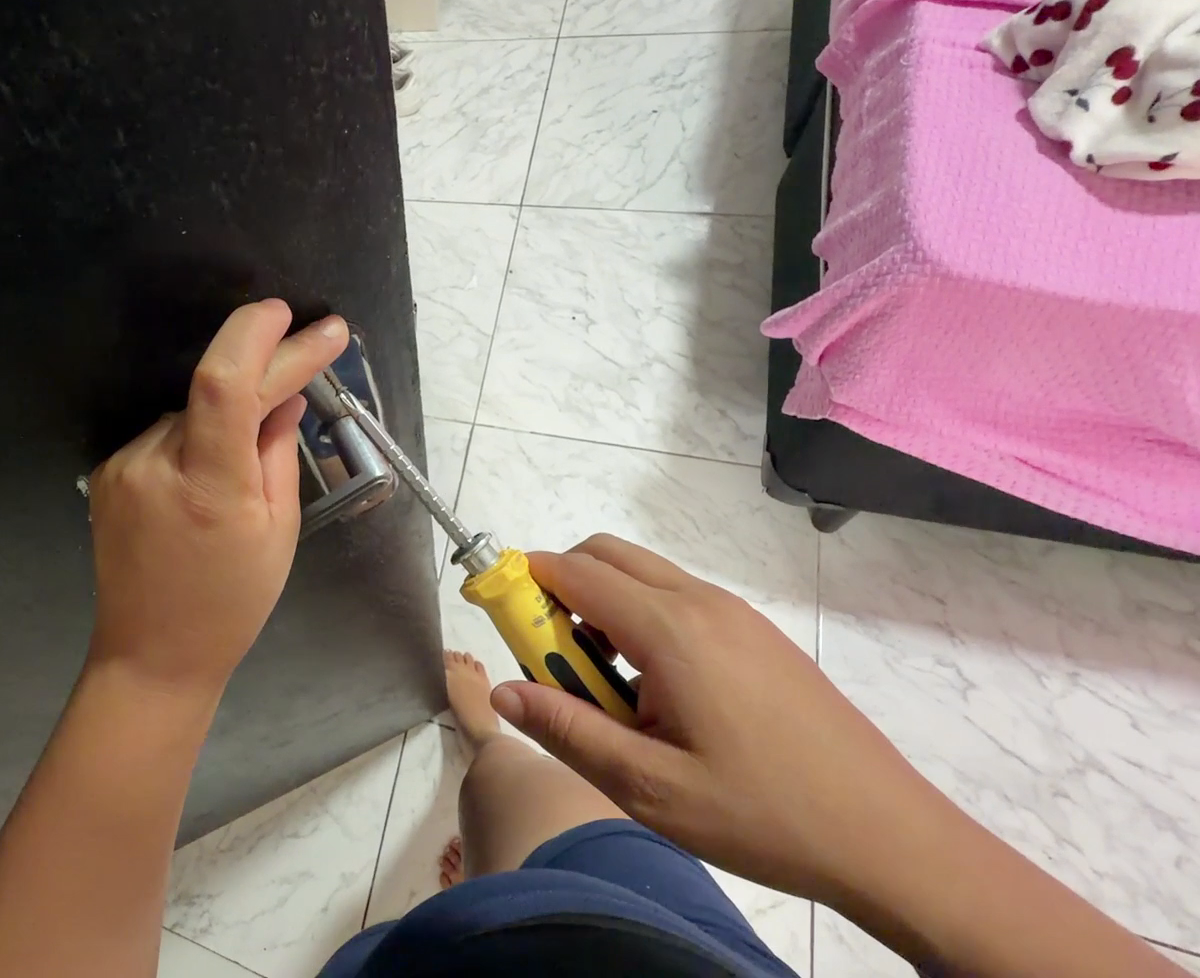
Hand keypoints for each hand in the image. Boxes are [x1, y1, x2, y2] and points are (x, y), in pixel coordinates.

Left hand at [85, 300, 346, 695]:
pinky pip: (166, 436)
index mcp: (208, 486)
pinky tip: (206, 479)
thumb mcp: (277, 533)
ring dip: (226, 418)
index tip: (292, 316)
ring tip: (244, 466)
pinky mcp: (107, 472)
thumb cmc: (230, 603)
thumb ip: (277, 454)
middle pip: (212, 391)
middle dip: (266, 366)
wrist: (151, 654)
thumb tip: (283, 398)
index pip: (223, 385)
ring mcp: (122, 466)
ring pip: (191, 415)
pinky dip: (195, 440)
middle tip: (314, 345)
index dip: (255, 337)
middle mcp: (154, 464)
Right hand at [488, 534, 953, 906]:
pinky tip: (656, 692)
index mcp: (672, 630)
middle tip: (552, 657)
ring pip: (641, 575)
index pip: (573, 572)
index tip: (501, 620)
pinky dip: (639, 618)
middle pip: (604, 554)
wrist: (894, 840)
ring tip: (606, 686)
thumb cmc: (764, 815)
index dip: (523, 584)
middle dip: (559, 586)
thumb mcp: (648, 788)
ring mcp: (736, 615)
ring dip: (600, 605)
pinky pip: (676, 599)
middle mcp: (702, 603)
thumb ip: (567, 731)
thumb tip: (501, 694)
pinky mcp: (756, 634)